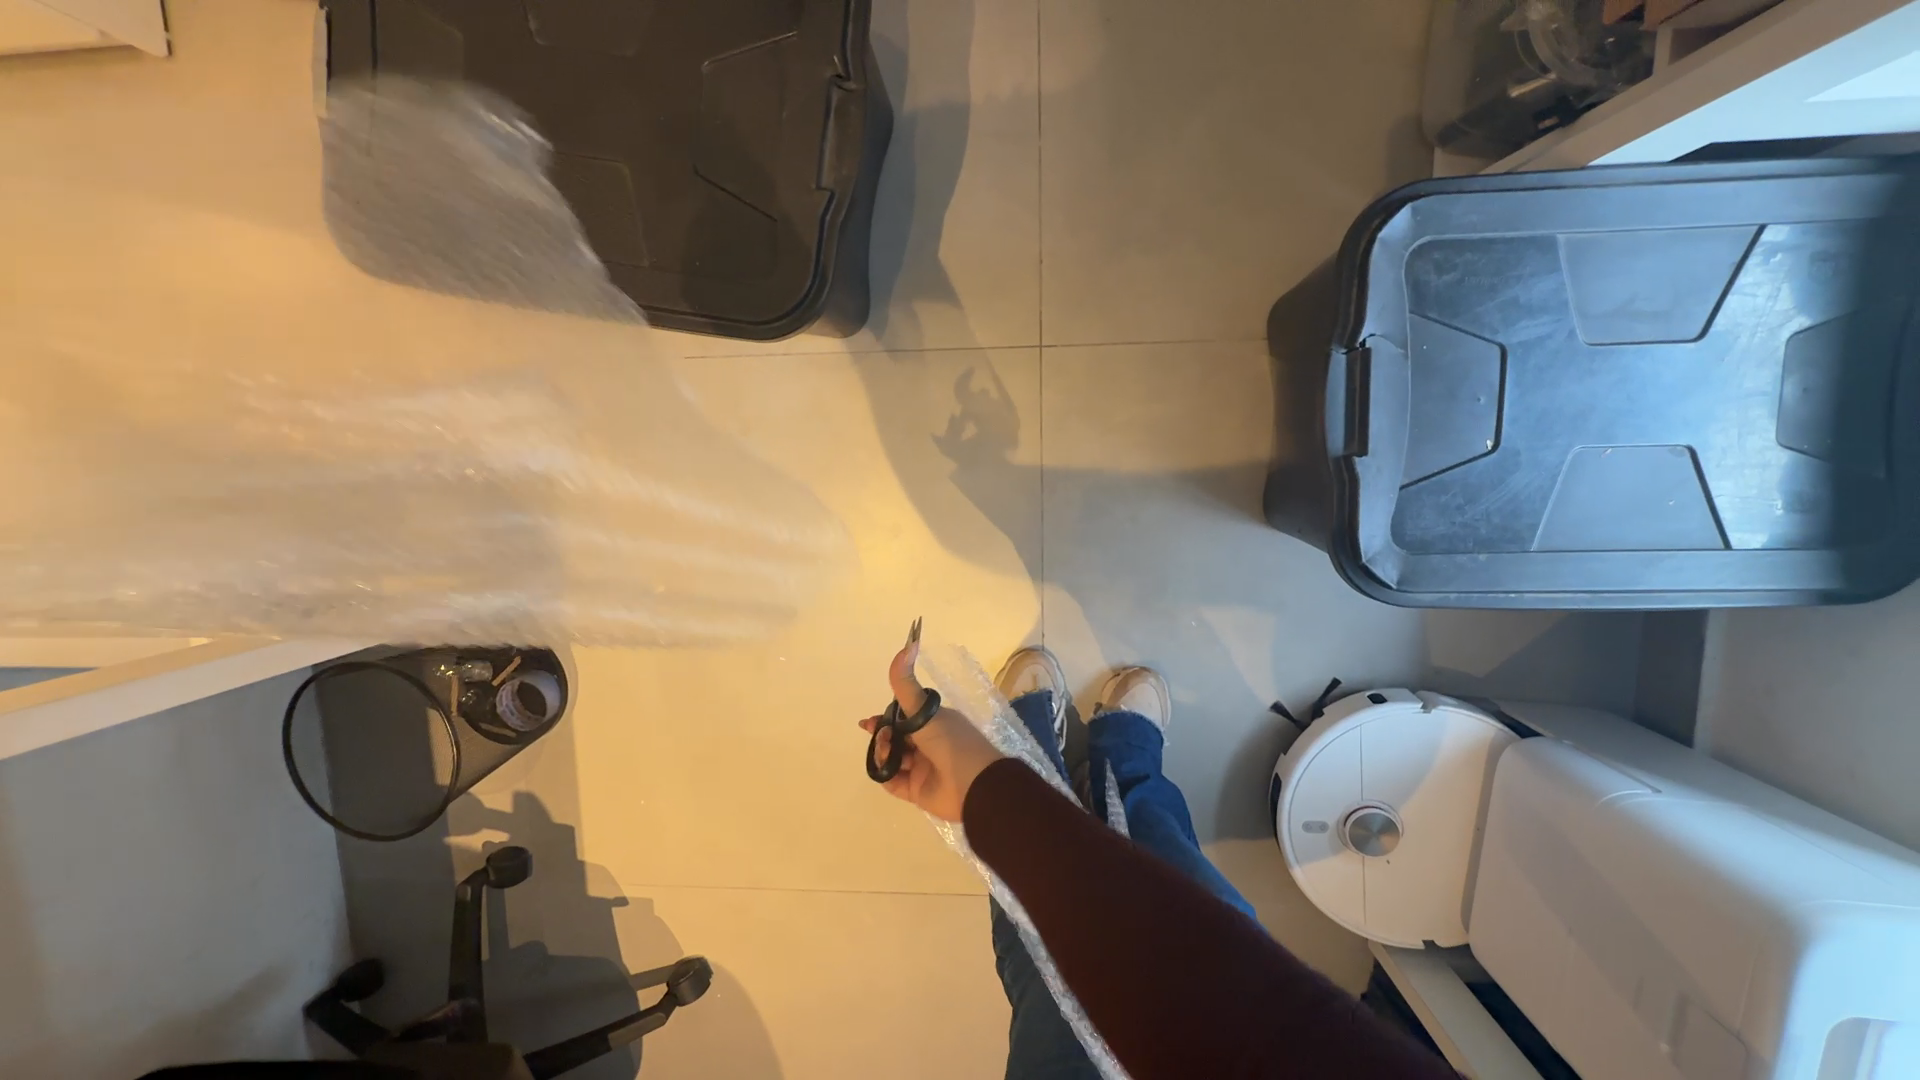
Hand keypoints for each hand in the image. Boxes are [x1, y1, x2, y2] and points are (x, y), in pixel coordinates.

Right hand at [859, 638, 1004, 822]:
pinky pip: (893, 782)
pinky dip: (886, 774)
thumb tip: (908, 642)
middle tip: (875, 734)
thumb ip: (906, 682)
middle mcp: (928, 744)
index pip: (904, 717)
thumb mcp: (923, 709)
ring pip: (892, 758)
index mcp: (935, 724)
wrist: (972, 784)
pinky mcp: (917, 791)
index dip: (886, 717)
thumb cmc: (950, 742)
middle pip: (895, 737)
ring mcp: (922, 768)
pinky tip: (886, 767)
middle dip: (881, 735)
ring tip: (886, 751)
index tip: (869, 721)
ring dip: (883, 753)